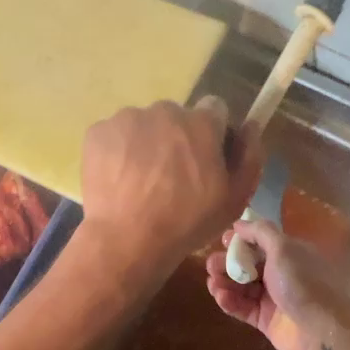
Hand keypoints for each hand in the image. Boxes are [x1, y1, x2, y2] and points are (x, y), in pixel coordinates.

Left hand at [81, 98, 262, 269]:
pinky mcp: (98, 133)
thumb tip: (251, 127)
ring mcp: (127, 119)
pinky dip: (119, 153)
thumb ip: (250, 158)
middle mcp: (165, 110)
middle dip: (178, 140)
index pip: (215, 109)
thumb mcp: (234, 199)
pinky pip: (115, 136)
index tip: (207, 160)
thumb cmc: (187, 223)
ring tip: (143, 184)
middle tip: (172, 179)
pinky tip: (120, 183)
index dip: (214, 134)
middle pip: (177, 118)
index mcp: (202, 123)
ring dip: (148, 145)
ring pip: (144, 126)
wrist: (128, 240)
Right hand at [206, 219, 349, 349]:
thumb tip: (239, 224)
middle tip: (211, 265)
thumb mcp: (283, 248)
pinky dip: (230, 301)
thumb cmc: (302, 283)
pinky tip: (220, 296)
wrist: (319, 329)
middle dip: (227, 263)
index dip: (241, 241)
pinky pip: (242, 308)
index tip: (223, 241)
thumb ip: (260, 232)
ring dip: (225, 282)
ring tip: (212, 283)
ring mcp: (273, 298)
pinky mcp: (265, 320)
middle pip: (248, 265)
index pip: (260, 242)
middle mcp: (281, 274)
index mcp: (289, 254)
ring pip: (242, 287)